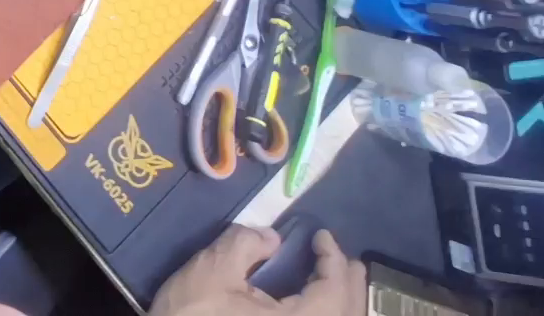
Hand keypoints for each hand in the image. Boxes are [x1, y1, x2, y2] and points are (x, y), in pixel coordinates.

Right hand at [152, 224, 365, 315]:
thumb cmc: (194, 313)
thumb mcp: (212, 271)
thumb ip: (244, 246)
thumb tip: (271, 237)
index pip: (333, 292)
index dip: (332, 261)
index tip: (321, 235)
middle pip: (347, 314)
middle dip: (349, 284)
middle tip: (343, 257)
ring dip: (344, 303)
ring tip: (338, 279)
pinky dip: (328, 314)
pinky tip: (316, 305)